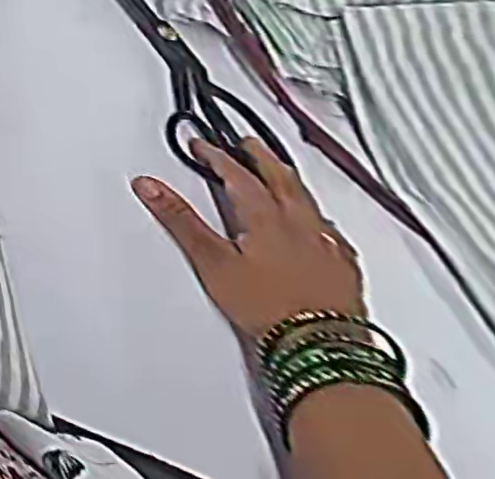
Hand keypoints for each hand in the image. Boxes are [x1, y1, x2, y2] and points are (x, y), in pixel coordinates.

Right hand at [133, 137, 363, 342]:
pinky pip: (332, 233)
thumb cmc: (271, 309)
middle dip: (261, 157)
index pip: (238, 176)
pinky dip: (319, 219)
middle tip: (248, 143)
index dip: (217, 157)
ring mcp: (327, 250)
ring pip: (308, 202)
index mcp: (267, 220)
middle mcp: (301, 228)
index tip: (202, 146)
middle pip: (281, 180)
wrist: (322, 352)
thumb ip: (179, 219)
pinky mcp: (344, 273)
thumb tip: (150, 186)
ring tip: (281, 172)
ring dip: (290, 181)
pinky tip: (320, 226)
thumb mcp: (211, 261)